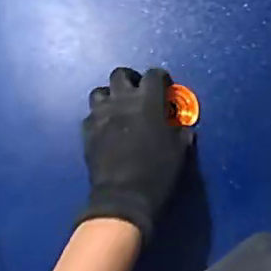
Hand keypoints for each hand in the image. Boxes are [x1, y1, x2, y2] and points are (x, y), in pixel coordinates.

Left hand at [77, 67, 191, 239]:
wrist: (122, 195)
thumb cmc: (157, 172)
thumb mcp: (178, 151)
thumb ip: (180, 132)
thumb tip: (183, 127)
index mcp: (147, 101)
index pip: (154, 74)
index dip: (161, 77)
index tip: (165, 85)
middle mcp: (121, 100)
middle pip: (120, 74)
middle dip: (130, 79)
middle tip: (137, 92)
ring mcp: (100, 113)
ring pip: (100, 91)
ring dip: (110, 96)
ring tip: (118, 108)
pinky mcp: (87, 129)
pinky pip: (91, 115)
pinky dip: (99, 117)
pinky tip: (105, 128)